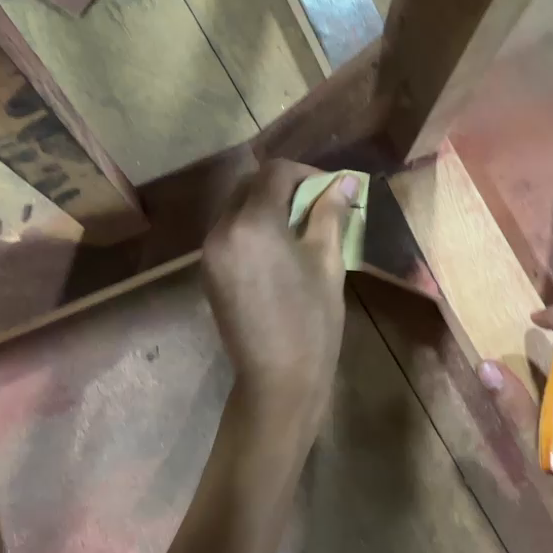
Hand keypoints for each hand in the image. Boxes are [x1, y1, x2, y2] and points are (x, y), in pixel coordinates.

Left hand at [201, 160, 359, 433]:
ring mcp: (209, 251)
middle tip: (317, 205)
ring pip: (236, 207)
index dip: (305, 173)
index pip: (274, 173)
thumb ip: (330, 214)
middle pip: (249, 185)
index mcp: (253, 223)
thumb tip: (344, 181)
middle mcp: (222, 229)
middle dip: (283, 186)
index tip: (331, 189)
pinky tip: (278, 248)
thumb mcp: (327, 261)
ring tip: (300, 227)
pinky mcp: (207, 271)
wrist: (277, 379)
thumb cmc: (312, 321)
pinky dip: (251, 227)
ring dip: (266, 205)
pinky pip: (229, 232)